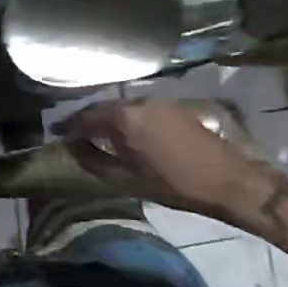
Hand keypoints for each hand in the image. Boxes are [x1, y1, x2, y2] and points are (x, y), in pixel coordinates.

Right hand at [63, 97, 282, 221]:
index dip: (70, 127)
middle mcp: (140, 102)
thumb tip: (74, 150)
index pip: (85, 117)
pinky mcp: (176, 108)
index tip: (59, 136)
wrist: (227, 181)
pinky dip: (128, 118)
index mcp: (124, 118)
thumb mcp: (126, 179)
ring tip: (100, 135)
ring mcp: (160, 102)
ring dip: (109, 118)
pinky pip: (141, 109)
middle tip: (76, 135)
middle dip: (88, 120)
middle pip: (104, 107)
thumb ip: (95, 162)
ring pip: (123, 107)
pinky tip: (128, 134)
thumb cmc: (174, 185)